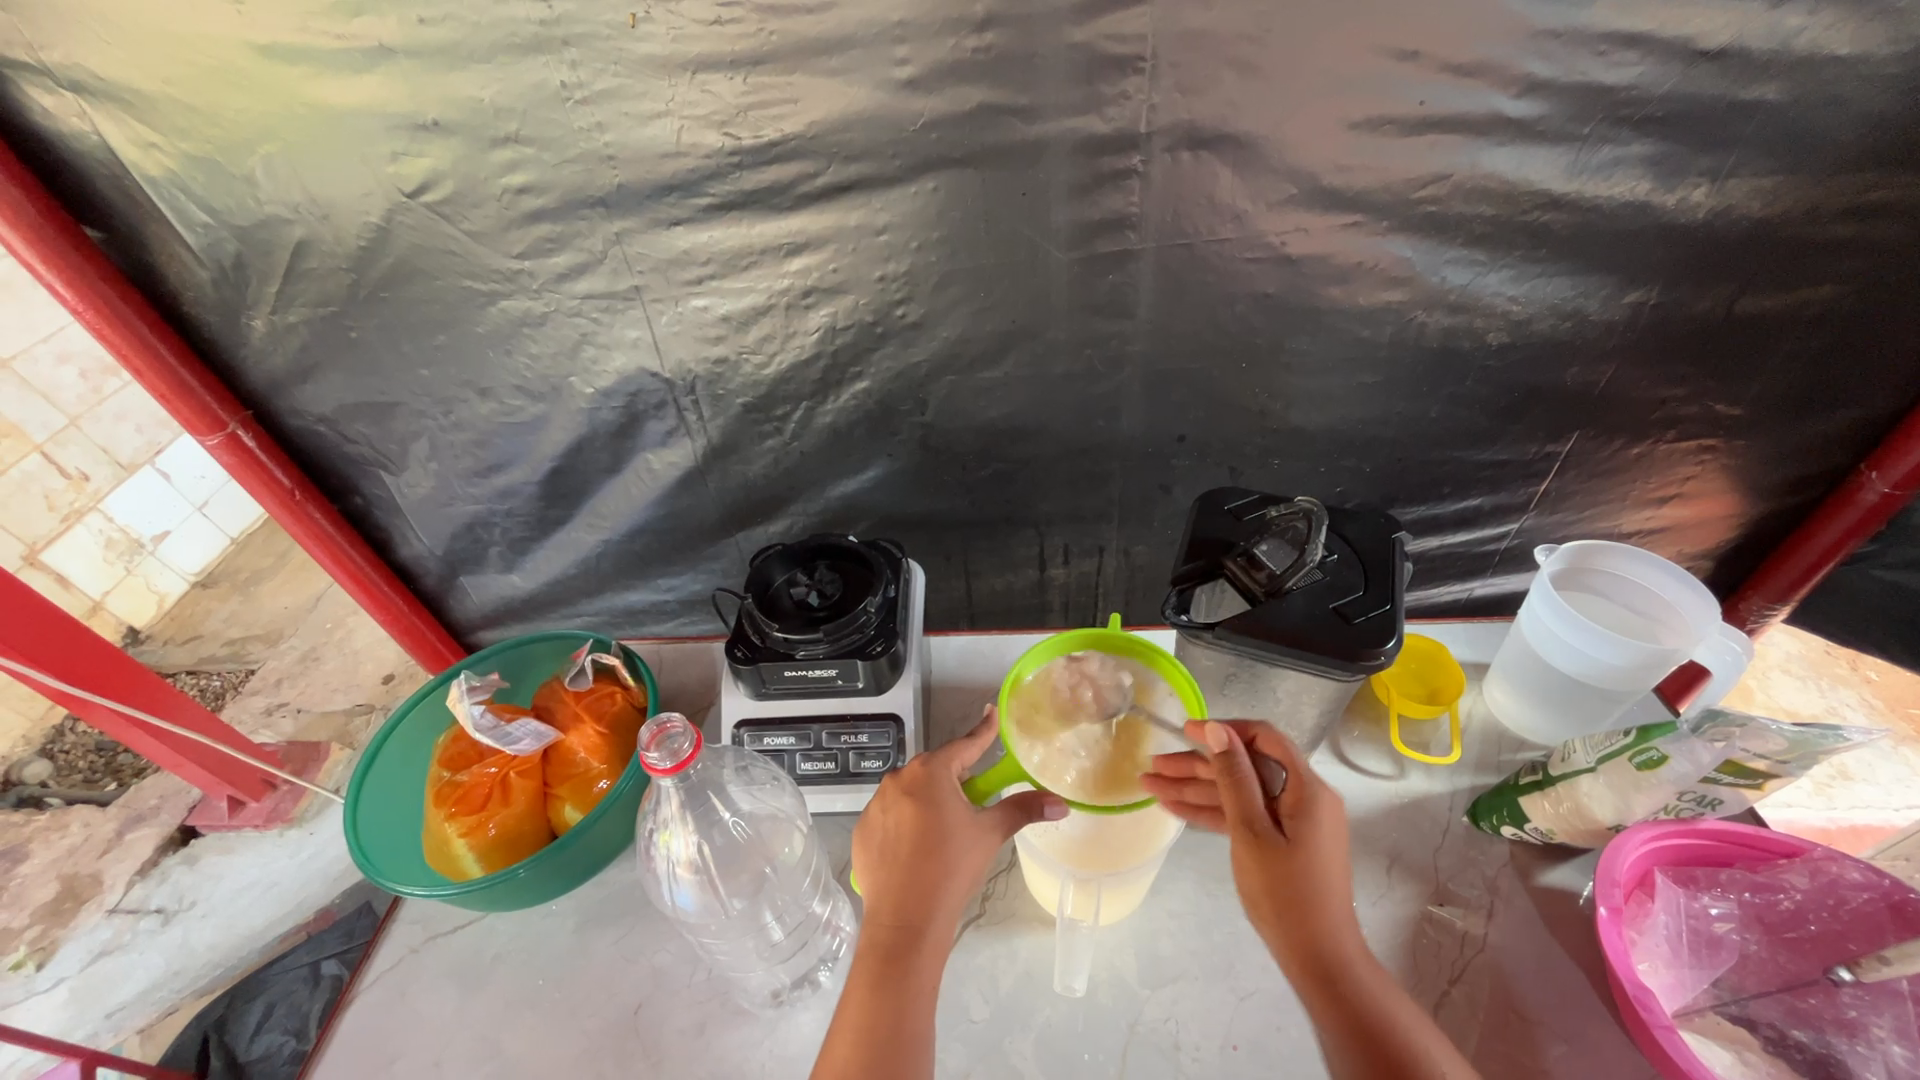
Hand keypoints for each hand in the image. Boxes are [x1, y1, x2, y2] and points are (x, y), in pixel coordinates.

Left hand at [852, 706, 1067, 940]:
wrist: (905, 920)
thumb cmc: (951, 868)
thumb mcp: (989, 834)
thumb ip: (1023, 809)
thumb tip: (1060, 803)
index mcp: (931, 772)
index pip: (965, 745)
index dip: (983, 731)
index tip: (991, 712)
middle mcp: (898, 779)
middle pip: (936, 770)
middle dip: (956, 779)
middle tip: (974, 801)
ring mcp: (875, 804)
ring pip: (911, 793)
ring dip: (929, 802)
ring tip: (944, 835)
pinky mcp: (862, 830)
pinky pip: (890, 816)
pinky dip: (905, 824)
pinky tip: (917, 850)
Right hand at [1138, 720, 1364, 976]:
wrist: (1319, 958)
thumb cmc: (1284, 893)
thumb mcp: (1250, 831)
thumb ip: (1233, 777)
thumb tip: (1217, 730)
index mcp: (1306, 787)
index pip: (1263, 739)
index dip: (1222, 731)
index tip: (1184, 731)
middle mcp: (1303, 796)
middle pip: (1245, 767)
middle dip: (1197, 765)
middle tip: (1153, 766)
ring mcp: (1293, 820)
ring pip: (1239, 793)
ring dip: (1196, 789)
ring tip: (1150, 786)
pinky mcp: (1283, 840)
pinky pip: (1245, 815)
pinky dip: (1213, 812)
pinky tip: (1175, 808)